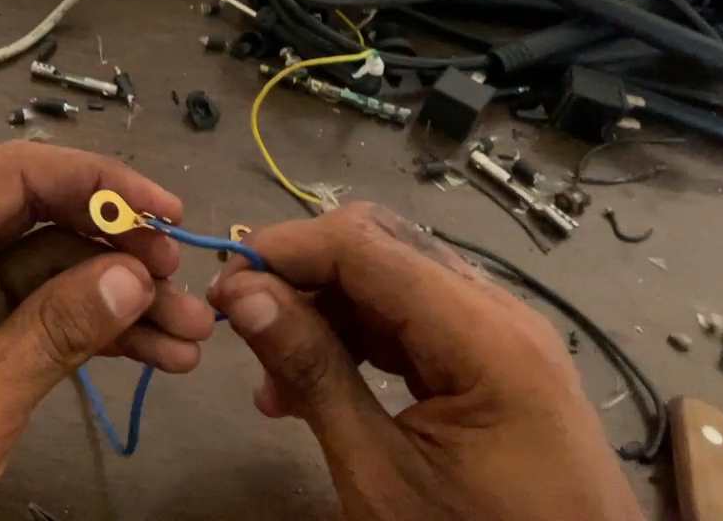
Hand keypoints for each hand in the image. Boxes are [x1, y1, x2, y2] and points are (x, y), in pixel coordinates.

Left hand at [0, 142, 214, 520]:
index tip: (163, 209)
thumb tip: (135, 274)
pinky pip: (47, 319)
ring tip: (190, 334)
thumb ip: (55, 331)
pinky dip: (99, 334)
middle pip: (44, 220)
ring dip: (122, 298)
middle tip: (182, 279)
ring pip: (55, 273)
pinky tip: (159, 356)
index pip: (16, 175)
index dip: (95, 179)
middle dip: (117, 245)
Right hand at [209, 203, 643, 520]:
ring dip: (320, 309)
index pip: (363, 244)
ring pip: (384, 277)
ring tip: (272, 374)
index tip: (223, 283)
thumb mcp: (383, 478)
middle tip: (245, 319)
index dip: (284, 249)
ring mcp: (499, 335)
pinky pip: (406, 318)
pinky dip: (351, 338)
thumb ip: (313, 373)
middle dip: (301, 274)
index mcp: (486, 336)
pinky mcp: (491, 360)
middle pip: (376, 246)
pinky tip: (312, 383)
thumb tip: (242, 293)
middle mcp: (499, 313)